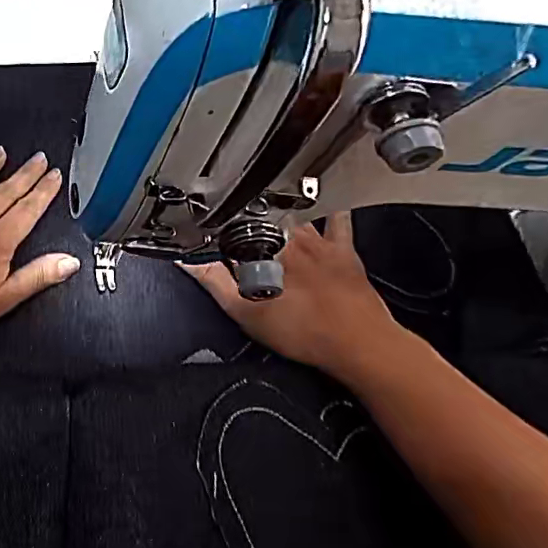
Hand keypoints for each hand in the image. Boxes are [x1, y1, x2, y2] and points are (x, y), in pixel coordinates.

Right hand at [181, 213, 416, 378]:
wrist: (359, 344)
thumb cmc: (306, 332)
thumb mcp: (248, 313)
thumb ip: (215, 283)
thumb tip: (188, 262)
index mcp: (269, 247)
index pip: (236, 226)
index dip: (222, 229)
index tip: (214, 236)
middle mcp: (295, 236)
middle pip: (265, 215)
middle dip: (249, 217)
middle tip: (238, 224)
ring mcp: (323, 241)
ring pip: (296, 213)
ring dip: (280, 211)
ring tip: (266, 211)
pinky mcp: (345, 250)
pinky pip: (337, 219)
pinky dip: (329, 210)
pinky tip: (324, 203)